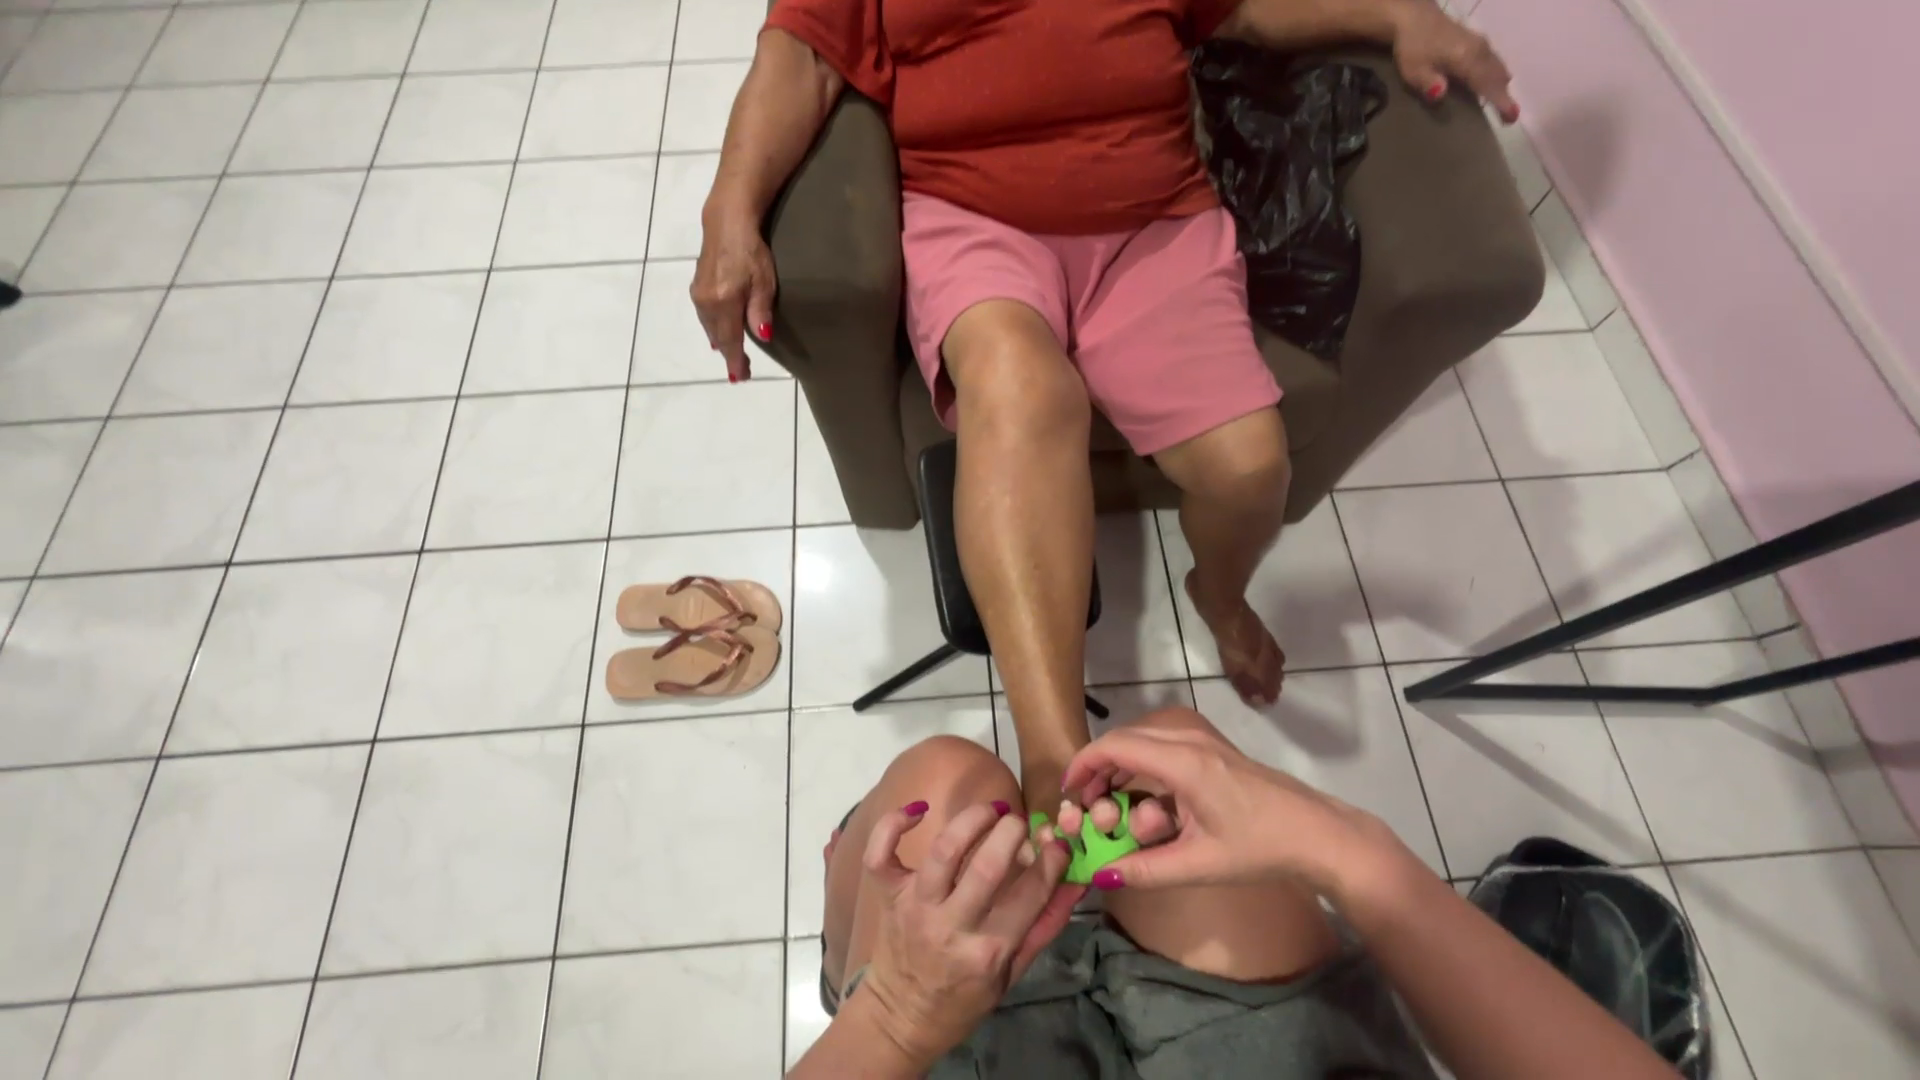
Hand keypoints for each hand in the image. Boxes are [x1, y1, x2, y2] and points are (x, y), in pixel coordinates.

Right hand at [690, 205, 776, 381]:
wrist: (727, 220)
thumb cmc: (752, 250)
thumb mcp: (764, 281)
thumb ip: (760, 310)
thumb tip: (762, 336)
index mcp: (723, 302)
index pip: (730, 340)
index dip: (735, 360)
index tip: (740, 378)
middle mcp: (706, 302)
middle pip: (718, 336)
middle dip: (729, 354)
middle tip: (740, 372)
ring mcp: (699, 294)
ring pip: (710, 327)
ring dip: (721, 341)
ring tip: (731, 355)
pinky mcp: (697, 286)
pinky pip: (705, 316)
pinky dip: (714, 327)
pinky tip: (719, 331)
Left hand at [853, 801, 1082, 1066]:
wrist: (901, 1020)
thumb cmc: (963, 999)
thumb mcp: (1013, 973)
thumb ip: (1046, 924)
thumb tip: (1078, 880)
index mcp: (987, 952)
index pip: (1029, 896)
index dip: (1050, 861)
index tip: (1057, 841)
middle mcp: (951, 926)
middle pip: (986, 867)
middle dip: (1011, 833)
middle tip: (1019, 822)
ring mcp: (915, 907)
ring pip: (942, 852)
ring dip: (970, 820)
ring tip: (990, 810)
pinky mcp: (888, 895)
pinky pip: (880, 855)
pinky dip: (892, 825)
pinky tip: (919, 810)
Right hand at [1060, 708, 1410, 899]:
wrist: (1319, 835)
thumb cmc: (1261, 848)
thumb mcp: (1200, 864)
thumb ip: (1146, 869)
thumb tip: (1100, 874)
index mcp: (1184, 763)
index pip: (1115, 746)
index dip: (1084, 764)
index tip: (1068, 791)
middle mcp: (1189, 740)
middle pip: (1125, 739)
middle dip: (1099, 769)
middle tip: (1089, 805)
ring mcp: (1204, 741)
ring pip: (1144, 741)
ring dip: (1122, 767)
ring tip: (1113, 805)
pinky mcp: (1213, 750)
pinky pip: (1163, 747)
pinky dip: (1144, 767)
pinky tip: (1147, 801)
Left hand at [1390, 2, 1518, 122]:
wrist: (1415, 19)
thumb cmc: (1413, 48)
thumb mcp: (1414, 70)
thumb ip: (1428, 83)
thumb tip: (1440, 94)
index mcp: (1466, 58)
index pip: (1486, 83)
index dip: (1499, 100)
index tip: (1512, 115)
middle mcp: (1479, 51)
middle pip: (1497, 76)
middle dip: (1504, 95)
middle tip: (1511, 116)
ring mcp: (1480, 45)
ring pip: (1498, 67)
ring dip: (1502, 84)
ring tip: (1506, 103)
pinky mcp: (1477, 43)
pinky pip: (1493, 61)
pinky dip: (1497, 74)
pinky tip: (1496, 82)